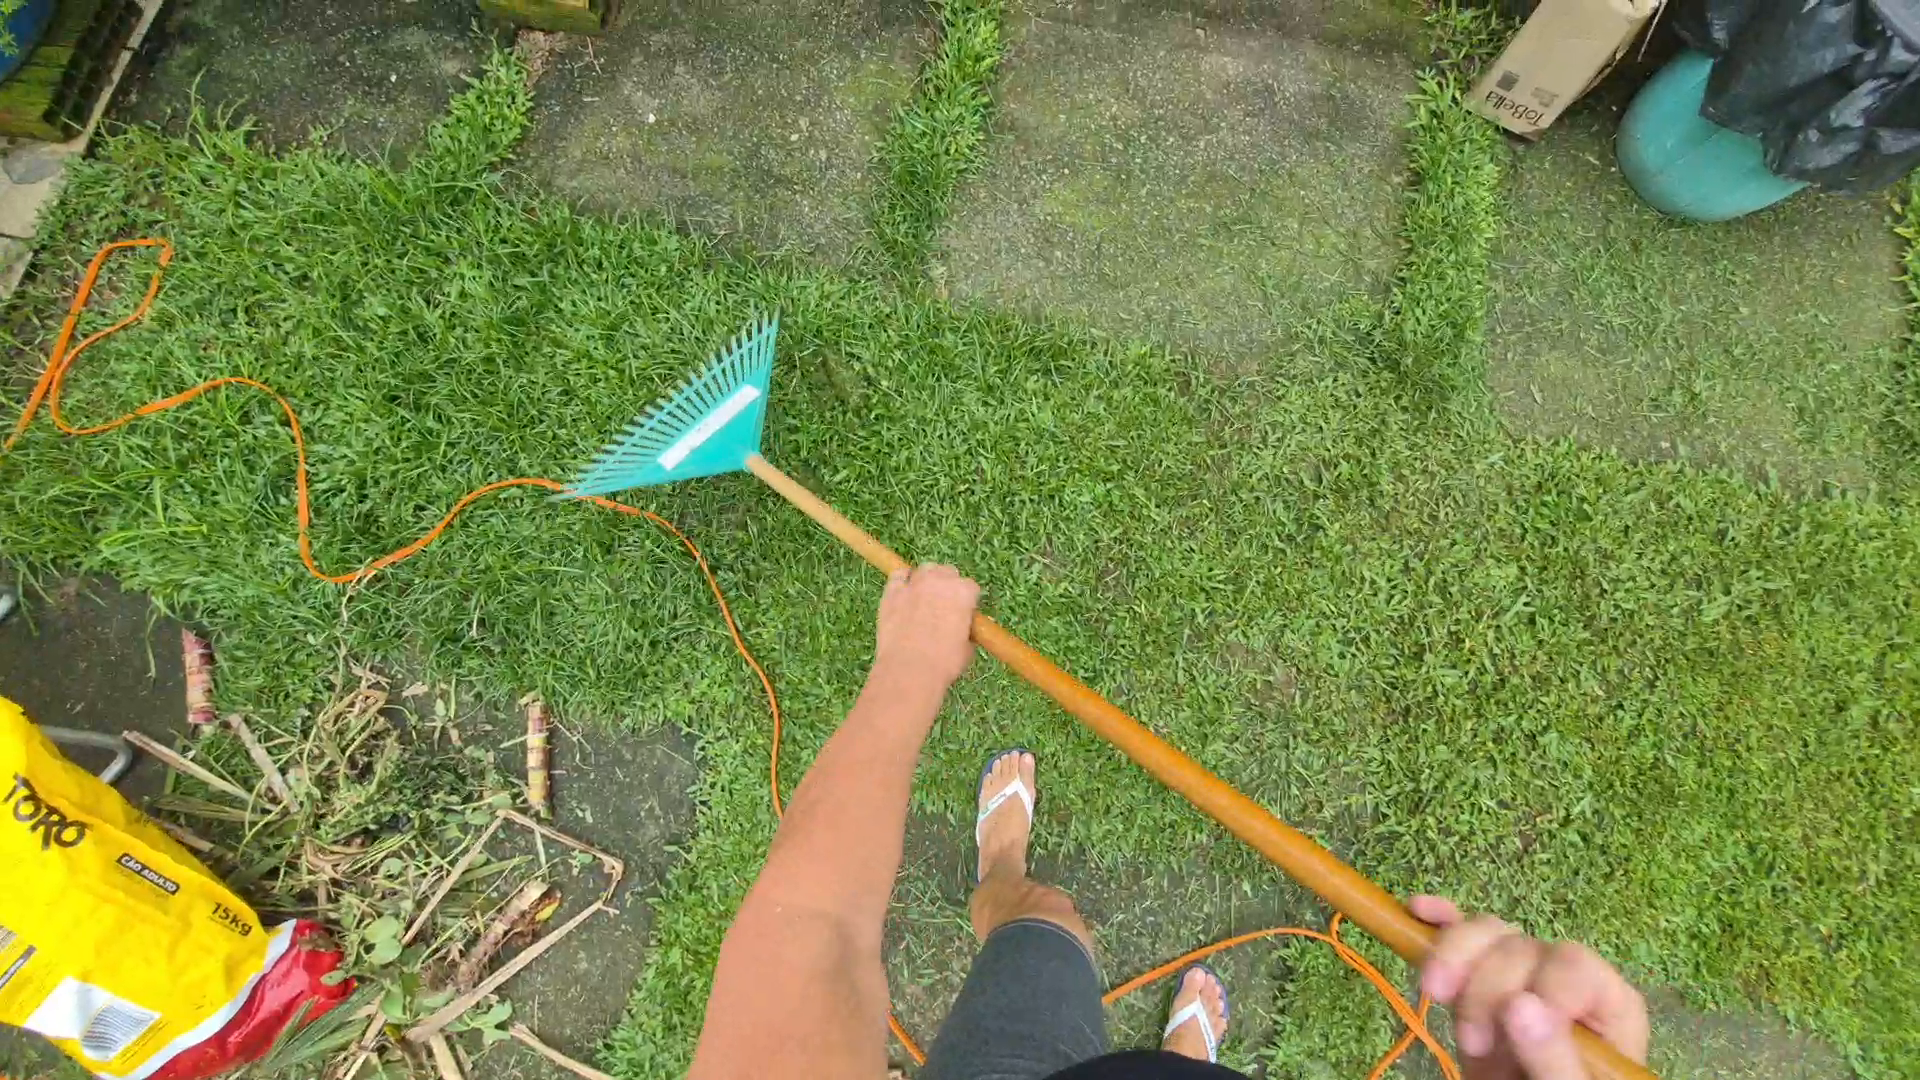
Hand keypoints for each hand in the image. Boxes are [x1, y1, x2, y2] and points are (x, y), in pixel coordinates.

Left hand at [874, 564, 980, 688]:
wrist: (909, 669)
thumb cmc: (944, 662)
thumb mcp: (967, 648)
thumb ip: (966, 630)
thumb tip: (961, 630)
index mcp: (963, 593)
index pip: (970, 587)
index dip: (968, 601)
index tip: (964, 614)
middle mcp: (940, 581)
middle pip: (948, 572)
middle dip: (949, 585)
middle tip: (945, 606)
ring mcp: (914, 584)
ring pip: (925, 570)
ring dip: (928, 579)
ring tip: (924, 598)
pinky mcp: (892, 592)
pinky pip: (899, 576)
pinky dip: (903, 581)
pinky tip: (904, 593)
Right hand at [1413, 895, 1648, 1079]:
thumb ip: (1552, 1058)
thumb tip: (1522, 1004)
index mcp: (1604, 1005)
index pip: (1576, 965)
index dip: (1542, 985)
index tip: (1513, 1026)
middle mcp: (1560, 975)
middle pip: (1519, 948)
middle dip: (1484, 989)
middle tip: (1471, 1043)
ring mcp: (1512, 967)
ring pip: (1483, 931)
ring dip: (1451, 958)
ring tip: (1433, 998)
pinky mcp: (1472, 967)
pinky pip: (1456, 924)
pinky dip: (1436, 917)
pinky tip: (1416, 910)